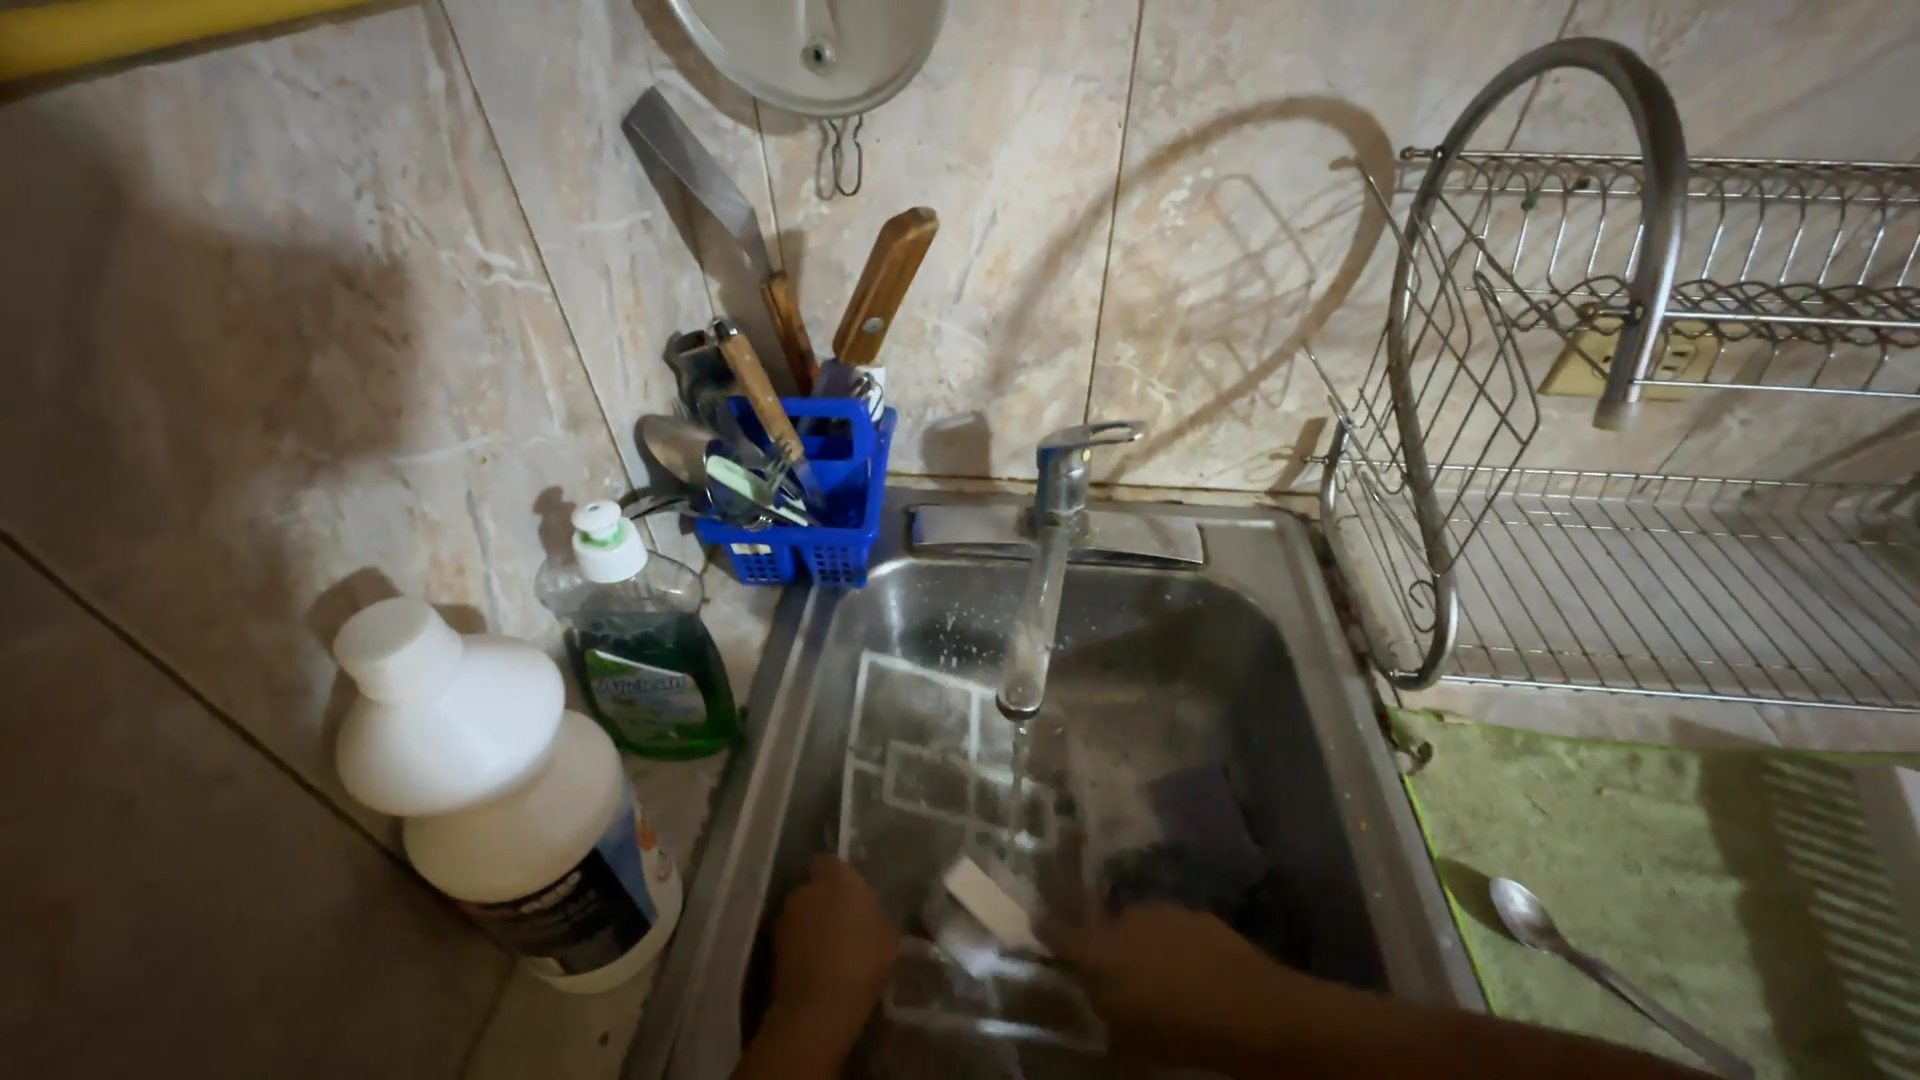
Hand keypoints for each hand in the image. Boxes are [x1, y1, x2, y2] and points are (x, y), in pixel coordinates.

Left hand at [770, 855, 899, 1018]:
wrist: (819, 1004)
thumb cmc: (863, 962)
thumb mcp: (888, 937)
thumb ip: (875, 915)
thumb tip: (869, 914)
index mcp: (840, 879)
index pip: (830, 861)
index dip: (838, 875)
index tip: (849, 893)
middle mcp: (808, 889)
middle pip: (814, 886)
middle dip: (823, 898)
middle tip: (840, 920)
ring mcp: (786, 915)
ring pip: (800, 910)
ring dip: (809, 920)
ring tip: (825, 944)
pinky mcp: (772, 942)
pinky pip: (791, 933)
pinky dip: (799, 942)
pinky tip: (813, 961)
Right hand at [1040, 903, 1302, 1069]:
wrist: (1254, 1010)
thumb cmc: (1180, 1030)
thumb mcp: (1128, 1034)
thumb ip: (1103, 1004)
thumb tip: (1092, 987)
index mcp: (1102, 951)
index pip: (1061, 933)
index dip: (1047, 929)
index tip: (1037, 922)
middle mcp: (1127, 919)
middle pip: (1107, 927)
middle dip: (1108, 942)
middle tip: (1118, 970)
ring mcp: (1165, 912)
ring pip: (1143, 925)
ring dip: (1145, 942)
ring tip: (1160, 972)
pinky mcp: (1198, 915)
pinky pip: (1174, 929)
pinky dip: (1176, 944)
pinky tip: (1191, 969)